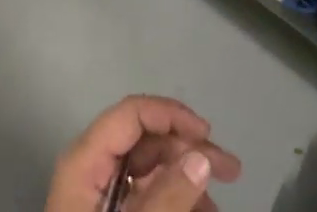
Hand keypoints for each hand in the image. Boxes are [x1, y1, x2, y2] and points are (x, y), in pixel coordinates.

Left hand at [44, 95, 241, 211]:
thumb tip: (200, 157)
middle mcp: (90, 170)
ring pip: (150, 170)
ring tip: (218, 206)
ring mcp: (99, 196)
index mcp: (84, 163)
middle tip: (232, 170)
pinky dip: (175, 201)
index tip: (208, 136)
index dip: (170, 115)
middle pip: (144, 141)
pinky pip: (146, 197)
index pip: (129, 114)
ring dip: (187, 179)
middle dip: (189, 150)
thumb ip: (166, 200)